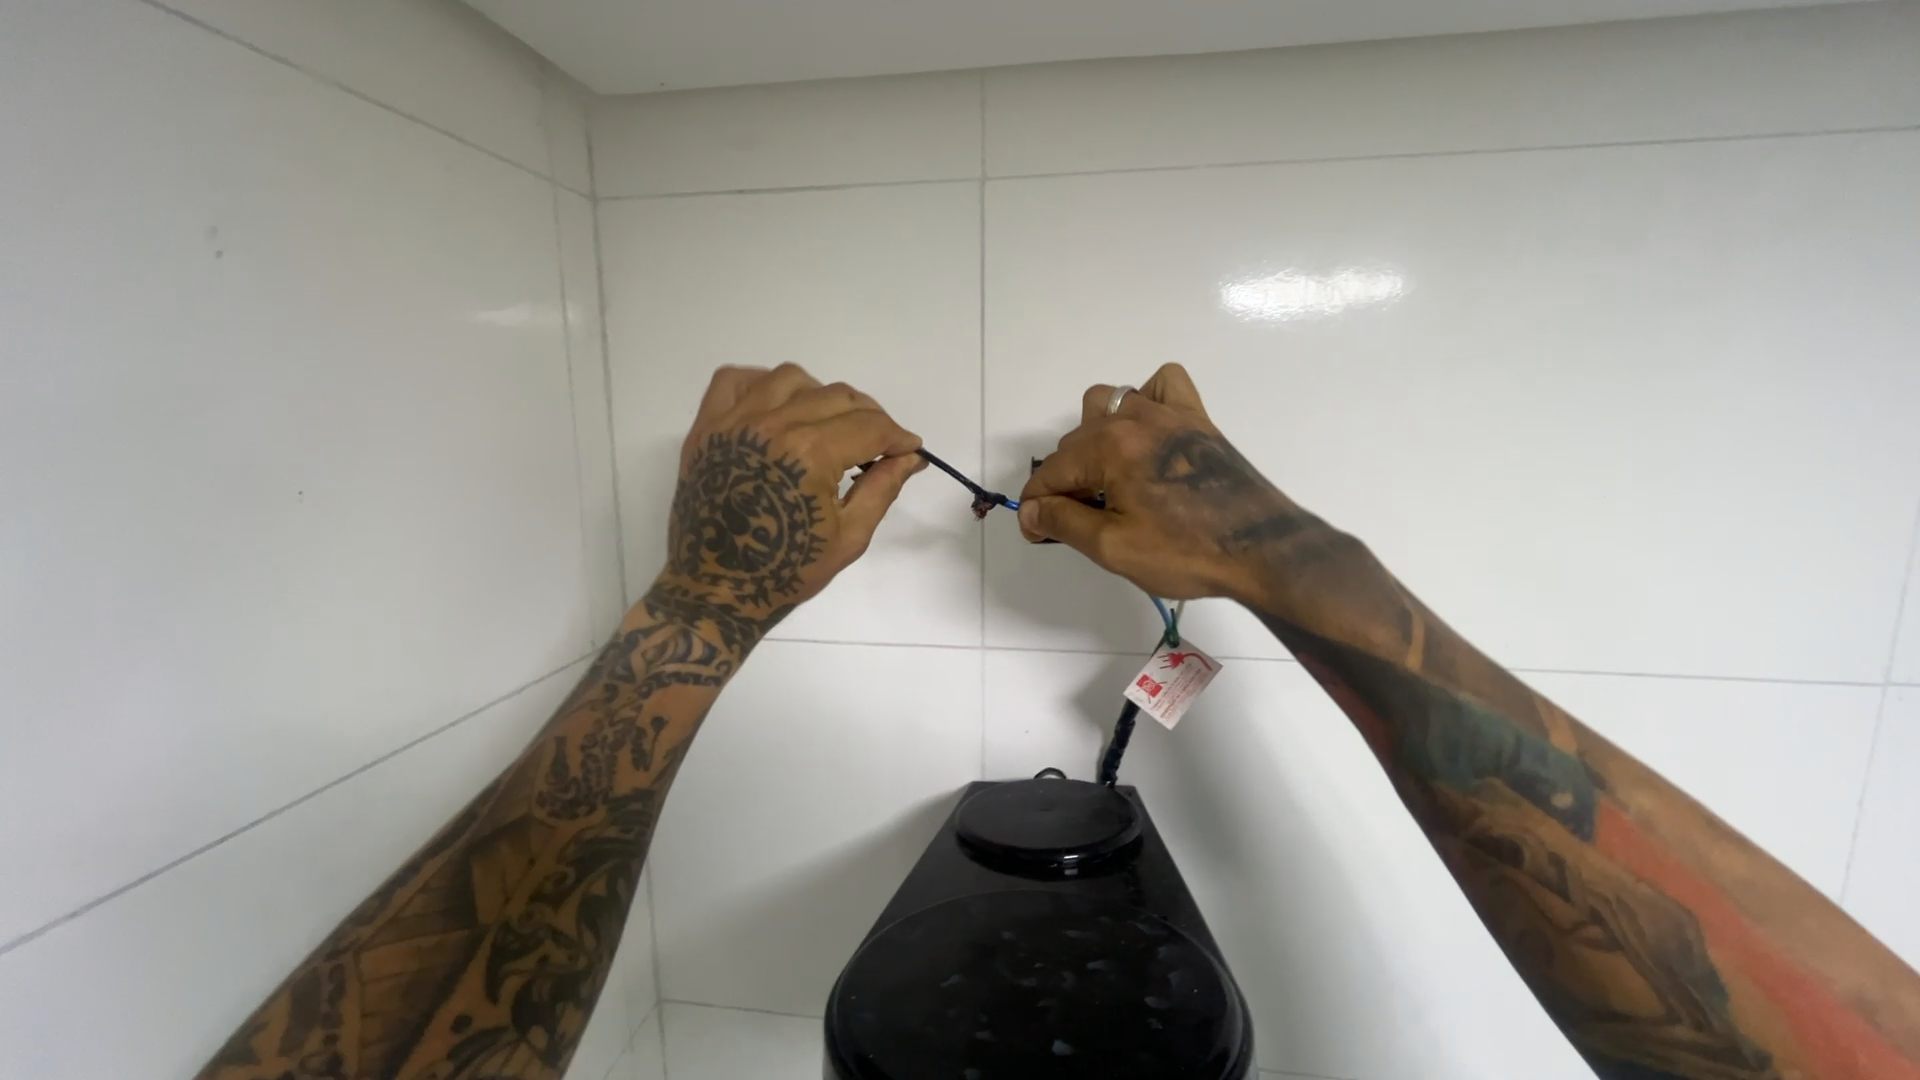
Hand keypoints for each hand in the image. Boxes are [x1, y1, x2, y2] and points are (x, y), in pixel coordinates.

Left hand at [653, 364, 923, 637]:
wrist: (718, 588)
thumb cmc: (788, 569)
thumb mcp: (849, 536)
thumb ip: (882, 488)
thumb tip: (911, 457)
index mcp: (811, 453)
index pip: (871, 426)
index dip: (899, 437)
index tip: (909, 449)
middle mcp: (773, 424)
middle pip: (839, 397)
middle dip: (870, 419)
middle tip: (876, 448)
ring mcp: (735, 421)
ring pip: (793, 379)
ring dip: (821, 396)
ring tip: (829, 426)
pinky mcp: (706, 427)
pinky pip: (735, 379)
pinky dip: (762, 383)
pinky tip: (779, 408)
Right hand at [1018, 363, 1322, 603]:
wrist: (1261, 548)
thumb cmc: (1184, 552)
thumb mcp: (1112, 547)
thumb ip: (1063, 523)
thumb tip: (1030, 511)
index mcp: (1109, 447)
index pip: (1051, 471)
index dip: (1036, 506)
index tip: (1037, 534)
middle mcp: (1134, 419)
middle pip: (1074, 441)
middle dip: (1063, 480)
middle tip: (1075, 522)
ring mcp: (1168, 414)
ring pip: (1109, 403)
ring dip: (1093, 436)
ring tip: (1104, 478)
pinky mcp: (1197, 420)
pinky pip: (1162, 385)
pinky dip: (1145, 400)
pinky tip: (1145, 434)